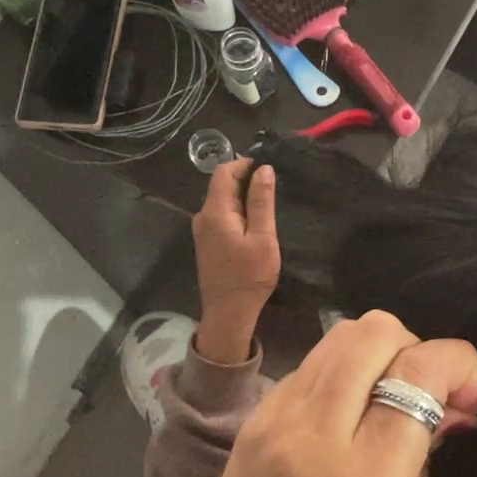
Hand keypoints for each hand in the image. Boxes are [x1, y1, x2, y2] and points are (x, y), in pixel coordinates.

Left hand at [170, 311, 476, 476]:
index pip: (419, 371)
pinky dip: (344, 374)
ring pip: (341, 336)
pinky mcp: (254, 419)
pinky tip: (349, 415)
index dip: (461, 364)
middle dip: (420, 349)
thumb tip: (447, 405)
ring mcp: (276, 420)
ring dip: (381, 354)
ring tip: (390, 398)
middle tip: (428, 393)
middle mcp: (316, 434)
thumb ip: (428, 460)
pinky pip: (312, 366)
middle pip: (376, 333)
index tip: (470, 397)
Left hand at [192, 158, 278, 363]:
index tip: (269, 166)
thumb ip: (262, 202)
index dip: (245, 164)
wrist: (228, 312)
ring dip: (243, 198)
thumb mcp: (263, 238)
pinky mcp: (208, 244)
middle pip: (221, 186)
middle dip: (245, 180)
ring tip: (269, 203)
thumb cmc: (249, 276)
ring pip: (222, 202)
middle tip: (274, 185)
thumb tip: (264, 170)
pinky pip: (222, 217)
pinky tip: (256, 223)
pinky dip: (238, 212)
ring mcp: (203, 231)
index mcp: (215, 211)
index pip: (224, 172)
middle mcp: (203, 216)